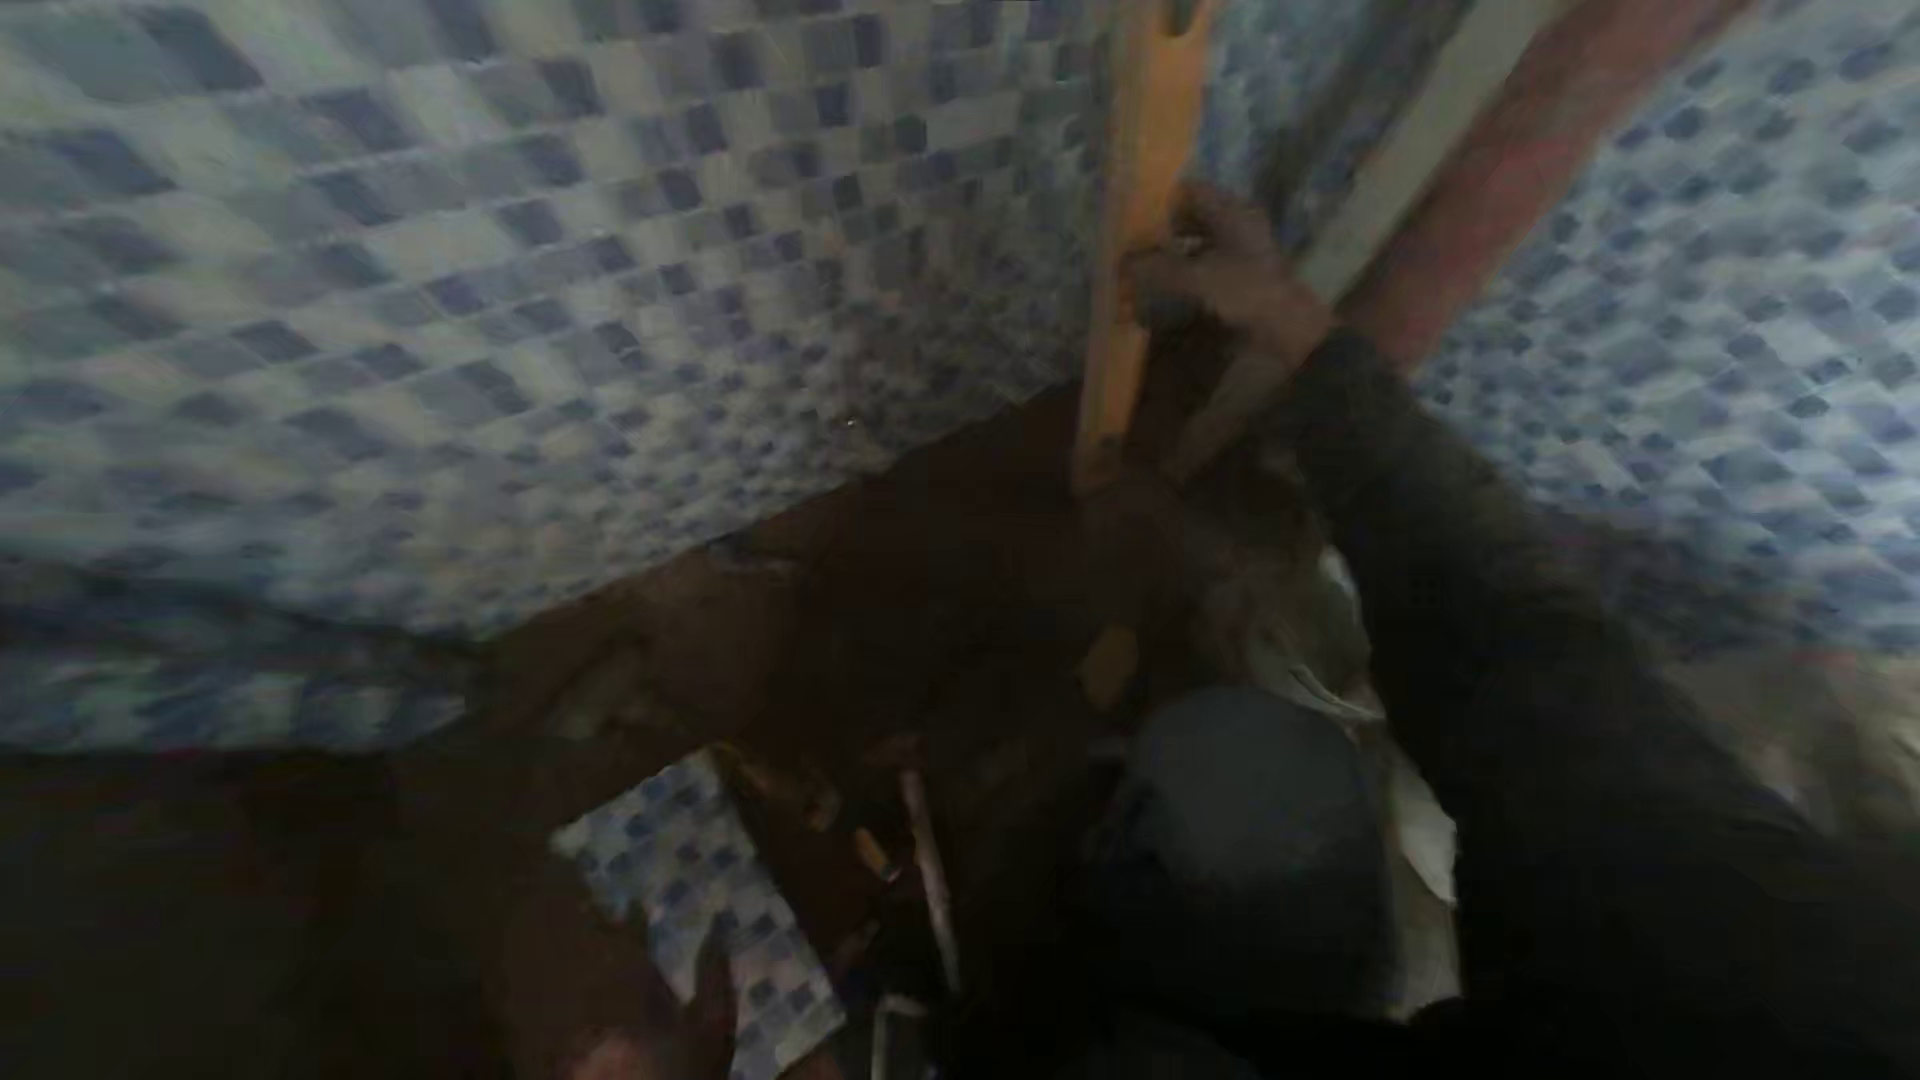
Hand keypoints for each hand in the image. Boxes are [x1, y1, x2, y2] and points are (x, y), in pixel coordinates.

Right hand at [1126, 181, 1335, 370]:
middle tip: (1131, 242)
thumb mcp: (1196, 277)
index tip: (1132, 214)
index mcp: (1232, 212)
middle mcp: (1236, 224)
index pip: (1191, 191)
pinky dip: (1182, 271)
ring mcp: (1239, 249)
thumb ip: (1158, 267)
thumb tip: (1123, 262)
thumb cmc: (1244, 291)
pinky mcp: (1237, 274)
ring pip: (1196, 241)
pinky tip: (1164, 285)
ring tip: (1142, 265)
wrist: (1284, 326)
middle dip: (1162, 229)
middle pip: (1192, 216)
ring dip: (1171, 252)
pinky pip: (1203, 263)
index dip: (1161, 199)